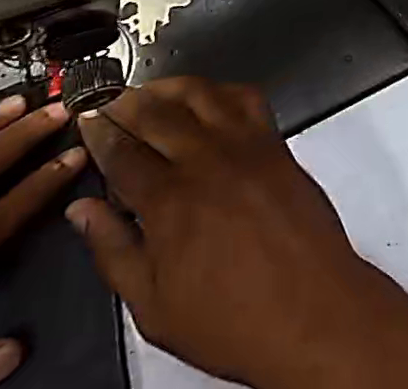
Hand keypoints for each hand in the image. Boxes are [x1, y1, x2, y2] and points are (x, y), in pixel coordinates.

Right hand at [66, 77, 407, 388]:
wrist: (321, 315)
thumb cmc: (236, 324)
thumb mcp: (160, 304)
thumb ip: (120, 248)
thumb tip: (88, 206)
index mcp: (174, 198)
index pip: (125, 150)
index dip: (102, 131)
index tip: (86, 118)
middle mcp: (212, 159)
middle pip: (160, 114)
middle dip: (130, 100)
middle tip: (110, 94)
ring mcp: (251, 147)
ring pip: (205, 95)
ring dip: (175, 85)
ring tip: (153, 84)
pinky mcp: (281, 147)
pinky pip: (248, 101)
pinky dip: (222, 91)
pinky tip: (211, 94)